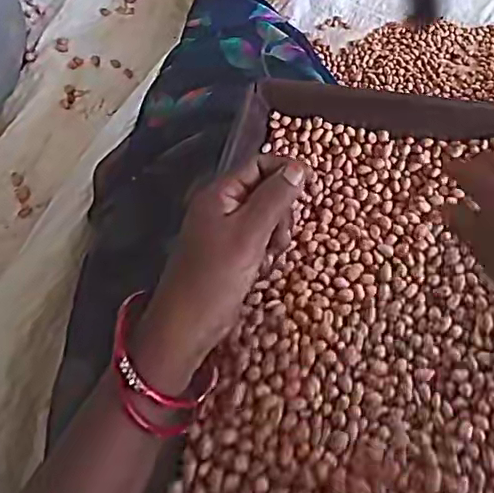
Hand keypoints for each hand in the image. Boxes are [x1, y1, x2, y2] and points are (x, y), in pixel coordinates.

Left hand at [135, 155, 308, 385]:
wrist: (185, 328)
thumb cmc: (213, 279)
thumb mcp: (250, 234)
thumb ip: (275, 198)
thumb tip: (298, 167)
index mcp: (219, 193)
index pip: (259, 164)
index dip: (285, 171)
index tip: (309, 186)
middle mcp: (221, 206)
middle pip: (266, 190)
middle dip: (281, 210)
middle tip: (280, 236)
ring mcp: (224, 230)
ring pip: (266, 217)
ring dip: (276, 233)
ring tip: (270, 255)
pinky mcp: (230, 252)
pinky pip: (259, 239)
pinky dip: (267, 250)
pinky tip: (263, 267)